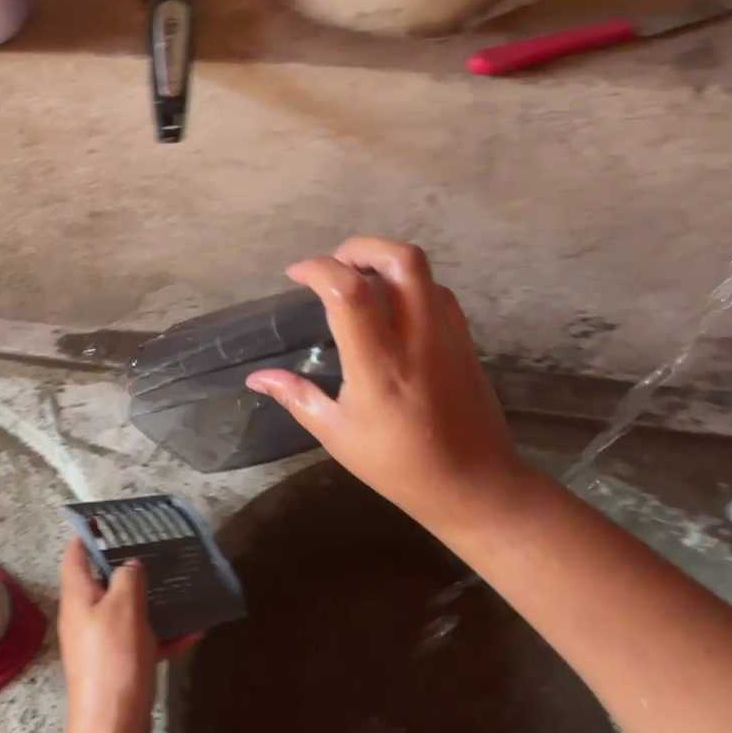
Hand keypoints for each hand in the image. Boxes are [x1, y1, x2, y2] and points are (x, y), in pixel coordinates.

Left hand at [56, 538, 195, 732]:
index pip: (76, 553)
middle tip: (158, 551)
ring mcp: (99, 642)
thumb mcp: (124, 609)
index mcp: (77, 596)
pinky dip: (162, 634)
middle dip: (128, 566)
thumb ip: (127, 578)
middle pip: (102, 580)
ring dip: (150, 599)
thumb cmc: (115, 662)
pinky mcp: (116, 666)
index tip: (118, 523)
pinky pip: (140, 640)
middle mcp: (83, 616)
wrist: (113, 729)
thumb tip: (129, 563)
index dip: (92, 535)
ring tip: (179, 585)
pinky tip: (193, 631)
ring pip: (125, 610)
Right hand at [244, 236, 535, 532]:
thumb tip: (257, 378)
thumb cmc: (397, 464)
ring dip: (386, 263)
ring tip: (357, 281)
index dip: (319, 269)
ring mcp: (447, 336)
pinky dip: (409, 285)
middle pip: (400, 260)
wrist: (474, 484)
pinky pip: (438, 293)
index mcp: (378, 364)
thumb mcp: (336, 434)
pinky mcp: (465, 342)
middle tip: (333, 264)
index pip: (349, 291)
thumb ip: (296, 396)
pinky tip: (390, 308)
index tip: (296, 276)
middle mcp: (416, 339)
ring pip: (424, 271)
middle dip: (361, 248)